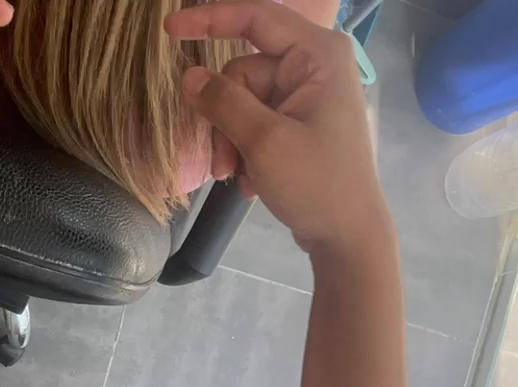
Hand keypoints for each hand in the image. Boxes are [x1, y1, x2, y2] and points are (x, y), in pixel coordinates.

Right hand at [166, 0, 388, 255]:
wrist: (347, 234)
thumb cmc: (316, 183)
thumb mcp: (264, 142)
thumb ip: (223, 104)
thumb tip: (189, 77)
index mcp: (317, 54)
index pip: (255, 18)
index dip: (210, 20)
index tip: (170, 29)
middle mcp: (313, 67)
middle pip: (242, 77)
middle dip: (224, 122)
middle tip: (222, 167)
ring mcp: (306, 99)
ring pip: (243, 107)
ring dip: (232, 144)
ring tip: (237, 179)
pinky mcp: (299, 127)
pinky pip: (256, 127)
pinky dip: (246, 154)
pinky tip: (253, 183)